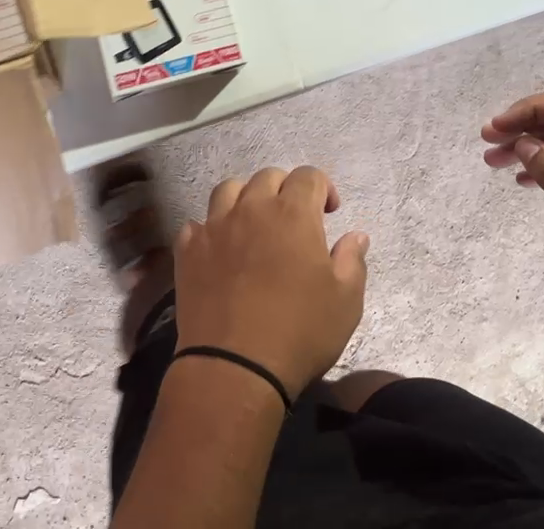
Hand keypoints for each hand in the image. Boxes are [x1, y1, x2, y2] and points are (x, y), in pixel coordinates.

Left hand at [173, 167, 369, 395]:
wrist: (234, 366)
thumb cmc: (299, 332)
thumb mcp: (346, 302)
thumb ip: (352, 261)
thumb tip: (355, 235)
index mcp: (293, 214)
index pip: (308, 176)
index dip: (323, 188)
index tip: (329, 213)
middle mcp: (251, 209)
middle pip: (267, 177)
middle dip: (285, 189)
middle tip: (294, 218)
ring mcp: (214, 227)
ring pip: (228, 190)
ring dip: (245, 198)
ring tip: (254, 223)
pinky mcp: (188, 250)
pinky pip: (197, 224)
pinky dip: (210, 228)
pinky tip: (219, 249)